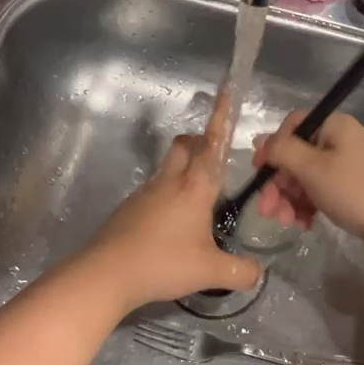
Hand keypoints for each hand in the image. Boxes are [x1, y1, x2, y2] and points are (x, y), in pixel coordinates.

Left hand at [70, 133, 260, 310]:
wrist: (106, 274)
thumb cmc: (162, 263)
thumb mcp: (209, 271)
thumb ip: (240, 272)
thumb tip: (257, 273)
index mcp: (194, 187)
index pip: (212, 144)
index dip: (221, 117)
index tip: (226, 90)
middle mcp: (169, 182)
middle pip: (184, 145)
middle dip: (200, 142)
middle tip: (214, 160)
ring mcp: (145, 194)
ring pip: (168, 168)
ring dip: (183, 173)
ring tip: (199, 204)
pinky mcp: (128, 210)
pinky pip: (154, 192)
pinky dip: (167, 198)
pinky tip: (173, 227)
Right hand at [253, 112, 363, 246]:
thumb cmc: (354, 191)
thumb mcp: (312, 169)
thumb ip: (282, 151)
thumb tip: (260, 139)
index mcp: (334, 126)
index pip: (292, 126)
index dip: (273, 148)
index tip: (259, 173)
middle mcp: (341, 140)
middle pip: (297, 155)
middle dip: (279, 184)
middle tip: (267, 211)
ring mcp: (349, 164)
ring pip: (307, 176)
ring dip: (291, 198)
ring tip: (286, 223)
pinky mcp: (354, 187)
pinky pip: (322, 190)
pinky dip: (309, 205)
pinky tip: (304, 224)